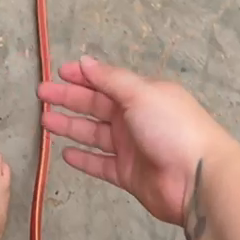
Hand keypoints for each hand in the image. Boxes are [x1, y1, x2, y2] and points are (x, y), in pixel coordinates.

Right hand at [37, 56, 234, 224]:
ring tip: (45, 121)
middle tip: (41, 94)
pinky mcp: (128, 175)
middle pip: (95, 105)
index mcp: (140, 94)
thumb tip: (85, 61)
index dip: (82, 75)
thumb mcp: (140, 93)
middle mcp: (134, 118)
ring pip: (93, 133)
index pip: (105, 81)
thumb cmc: (171, 127)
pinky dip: (83, 159)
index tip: (58, 72)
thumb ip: (110, 78)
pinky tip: (64, 153)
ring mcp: (131, 147)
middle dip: (68, 98)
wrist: (197, 179)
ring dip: (70, 126)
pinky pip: (100, 164)